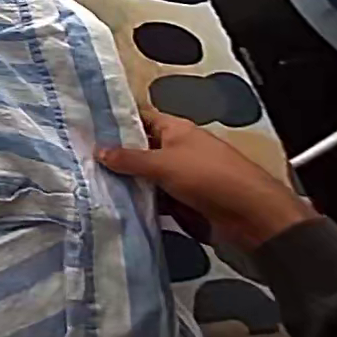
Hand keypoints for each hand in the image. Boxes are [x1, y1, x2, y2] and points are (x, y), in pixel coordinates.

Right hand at [97, 111, 316, 249]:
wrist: (254, 218)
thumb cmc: (208, 178)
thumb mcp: (162, 164)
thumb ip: (128, 159)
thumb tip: (98, 152)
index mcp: (176, 130)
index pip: (139, 118)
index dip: (115, 120)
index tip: (87, 126)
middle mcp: (178, 148)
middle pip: (140, 147)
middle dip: (115, 153)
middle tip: (82, 156)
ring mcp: (182, 174)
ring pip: (145, 173)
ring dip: (126, 179)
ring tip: (91, 179)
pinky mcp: (185, 198)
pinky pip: (155, 194)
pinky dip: (139, 197)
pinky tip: (115, 200)